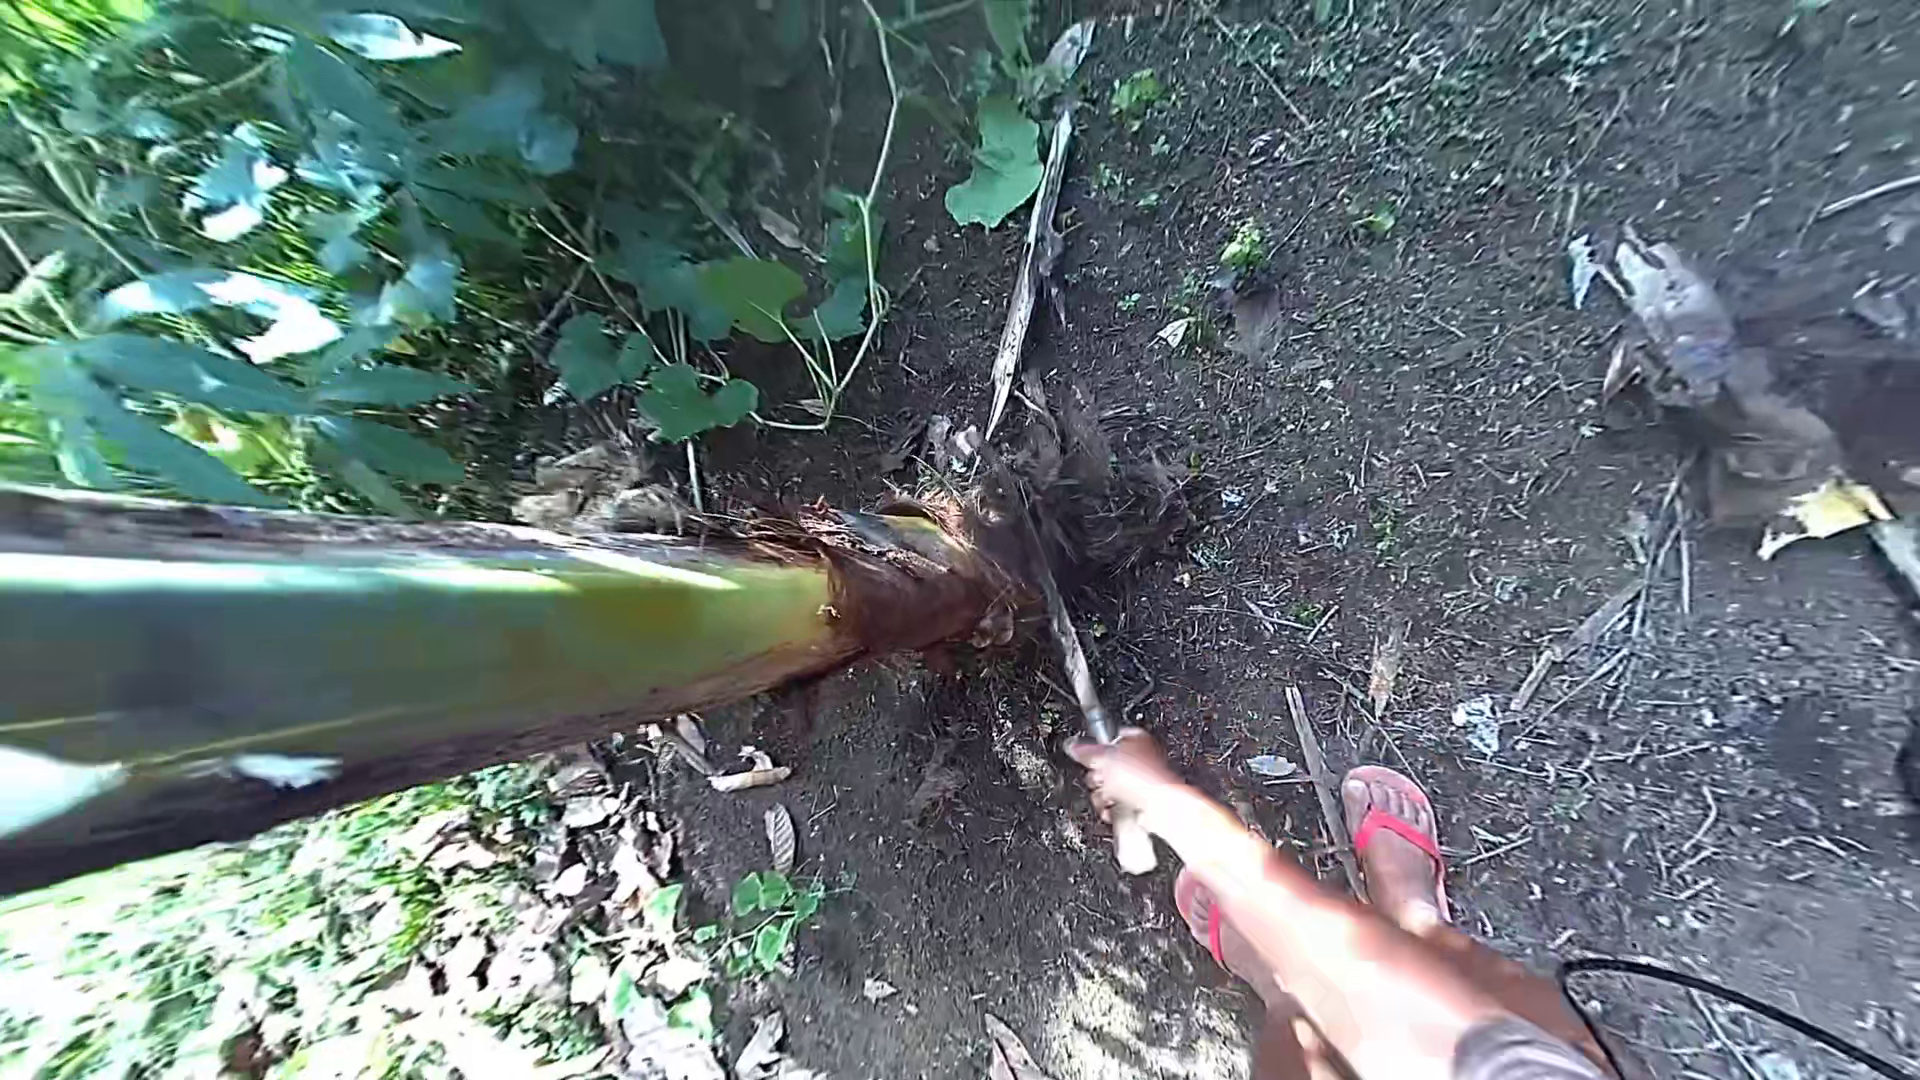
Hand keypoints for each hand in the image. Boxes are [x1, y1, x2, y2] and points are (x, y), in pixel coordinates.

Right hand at [1065, 728, 1183, 820]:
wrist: (1158, 808)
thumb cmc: (1141, 777)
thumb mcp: (1104, 756)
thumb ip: (1085, 750)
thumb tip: (1072, 746)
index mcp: (1135, 737)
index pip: (1107, 738)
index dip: (1095, 750)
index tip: (1092, 758)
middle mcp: (1140, 757)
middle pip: (1105, 765)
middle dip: (1098, 776)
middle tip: (1101, 779)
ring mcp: (1140, 781)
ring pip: (1108, 787)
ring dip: (1102, 794)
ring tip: (1108, 796)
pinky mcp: (1139, 802)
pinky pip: (1115, 803)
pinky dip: (1110, 807)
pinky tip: (1112, 807)